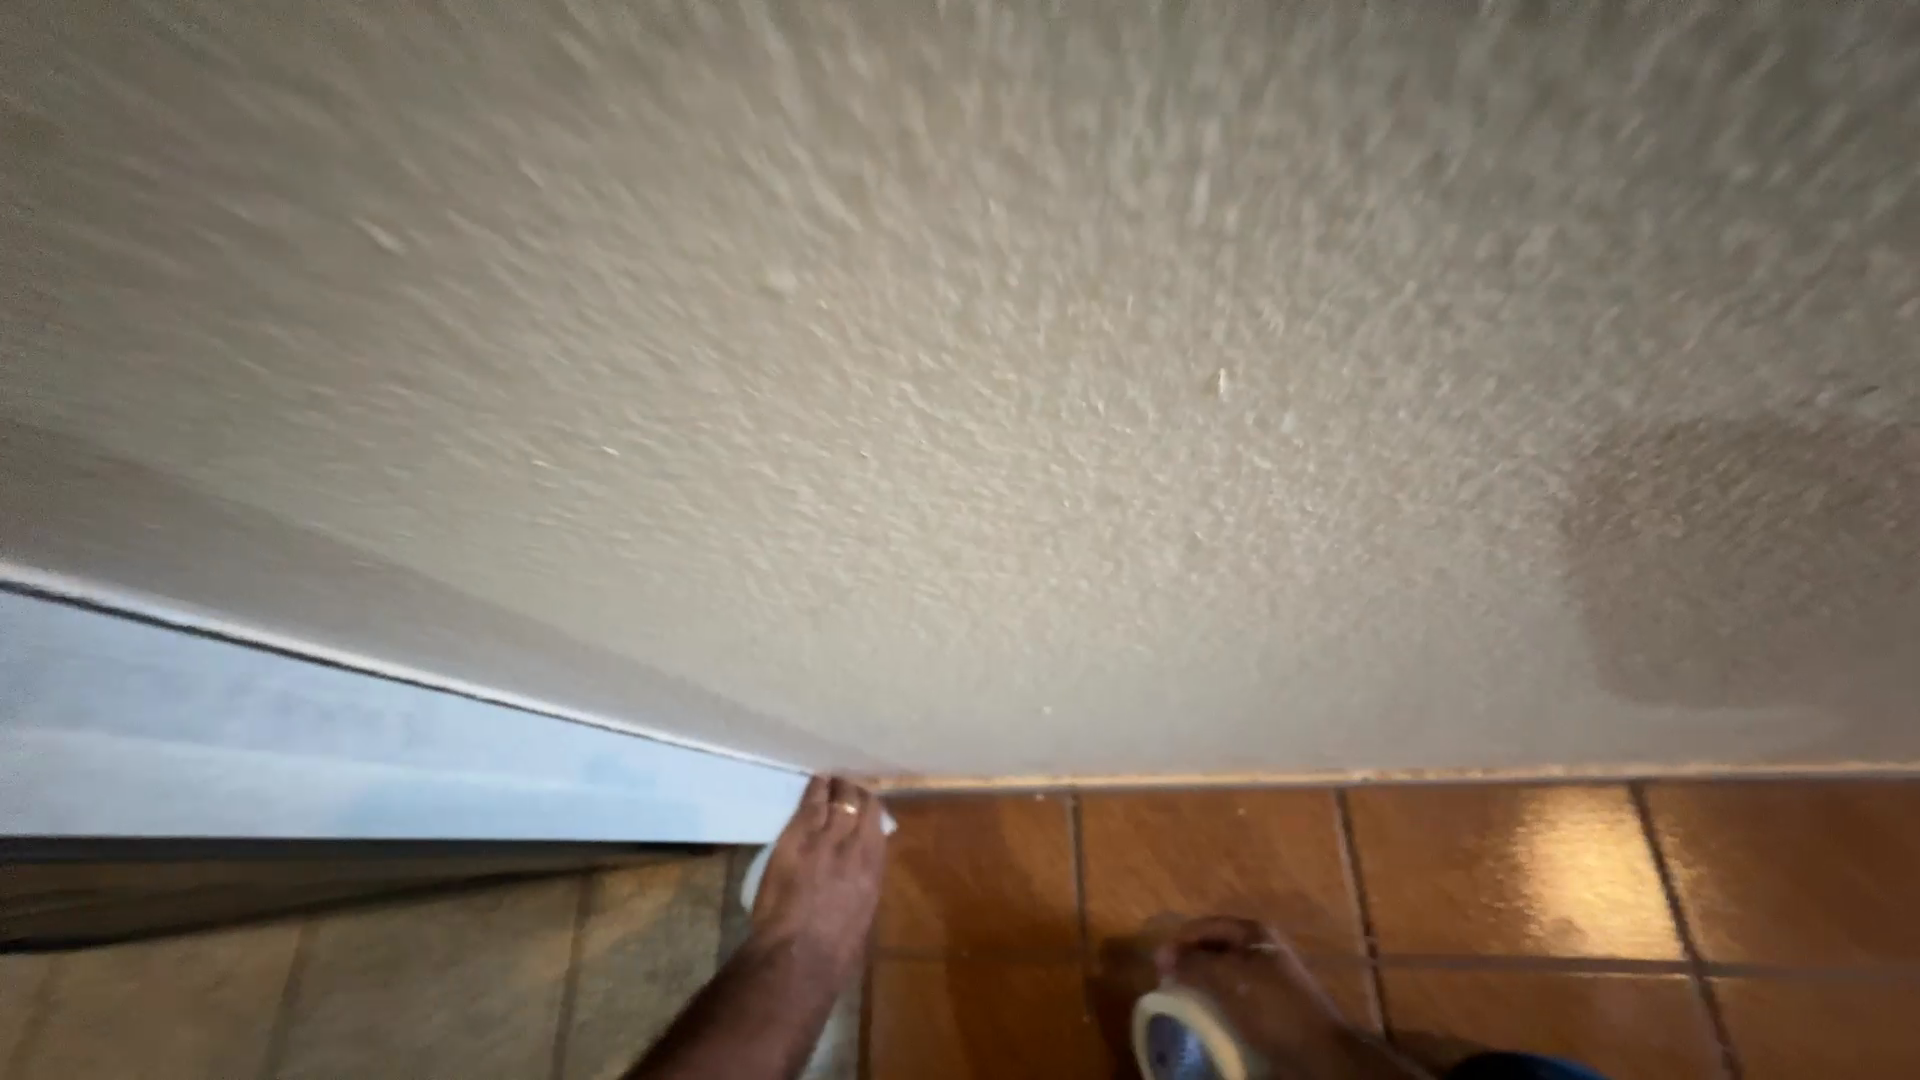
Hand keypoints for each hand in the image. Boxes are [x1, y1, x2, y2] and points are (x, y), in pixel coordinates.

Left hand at [746, 775, 888, 978]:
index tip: (866, 805)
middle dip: (855, 794)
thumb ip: (861, 893)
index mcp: (873, 869)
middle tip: (849, 787)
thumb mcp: (861, 920)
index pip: (877, 825)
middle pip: (859, 806)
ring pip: (838, 800)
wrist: (800, 955)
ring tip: (835, 780)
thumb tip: (857, 886)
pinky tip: (817, 780)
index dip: (871, 811)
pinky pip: (811, 803)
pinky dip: (816, 789)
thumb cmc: (834, 953)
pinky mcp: (797, 837)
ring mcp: (826, 838)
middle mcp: (856, 846)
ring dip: (838, 788)